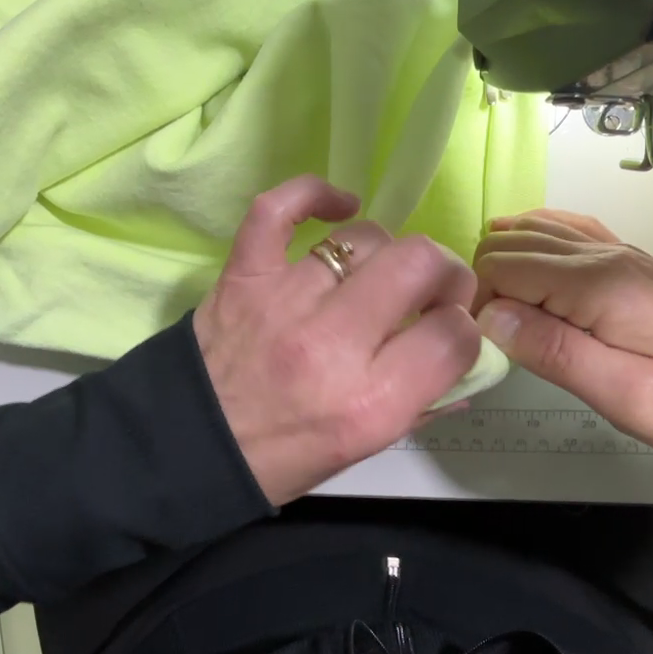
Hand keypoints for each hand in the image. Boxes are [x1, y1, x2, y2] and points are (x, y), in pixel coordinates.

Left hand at [195, 176, 480, 504]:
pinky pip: (278, 209)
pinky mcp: (243, 277)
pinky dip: (312, 194)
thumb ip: (418, 403)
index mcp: (370, 403)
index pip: (454, 335)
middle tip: (429, 292)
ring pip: (363, 239)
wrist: (188, 449)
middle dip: (443, 274)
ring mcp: (283, 303)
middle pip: (419, 265)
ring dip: (384, 253)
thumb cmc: (280, 459)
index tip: (447, 330)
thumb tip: (464, 359)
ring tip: (373, 275)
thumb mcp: (360, 451)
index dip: (463, 328)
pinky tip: (338, 207)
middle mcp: (332, 346)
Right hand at [471, 210, 652, 457]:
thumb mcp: (620, 392)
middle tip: (490, 333)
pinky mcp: (622, 258)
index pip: (502, 265)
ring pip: (532, 229)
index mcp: (596, 284)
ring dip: (503, 260)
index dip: (478, 300)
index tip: (483, 341)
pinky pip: (564, 227)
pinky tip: (520, 257)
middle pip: (510, 243)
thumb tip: (490, 316)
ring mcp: (614, 250)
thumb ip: (553, 350)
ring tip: (502, 308)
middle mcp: (601, 254)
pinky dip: (532, 236)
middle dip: (484, 281)